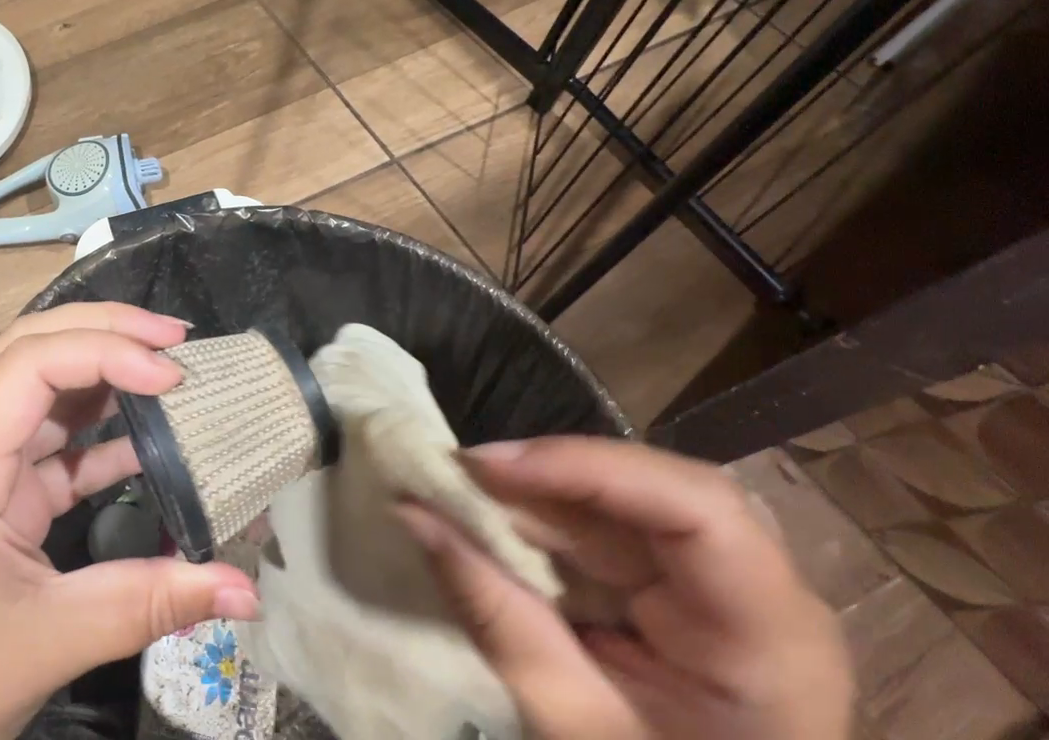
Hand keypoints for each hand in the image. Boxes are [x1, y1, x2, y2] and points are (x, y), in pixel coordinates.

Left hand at [0, 303, 259, 739]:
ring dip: (98, 373)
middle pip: (25, 353)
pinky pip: (48, 448)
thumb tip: (247, 591)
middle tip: (175, 337)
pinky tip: (148, 443)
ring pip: (36, 392)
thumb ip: (149, 603)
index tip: (172, 377)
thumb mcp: (49, 639)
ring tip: (166, 370)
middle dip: (100, 331)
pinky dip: (97, 437)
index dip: (103, 353)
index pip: (27, 366)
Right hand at [397, 436, 852, 739]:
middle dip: (547, 478)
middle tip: (455, 475)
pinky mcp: (689, 591)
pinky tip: (495, 524)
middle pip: (653, 494)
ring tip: (460, 497)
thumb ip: (494, 612)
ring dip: (536, 498)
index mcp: (769, 639)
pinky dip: (546, 526)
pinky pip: (611, 532)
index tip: (482, 465)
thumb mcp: (570, 720)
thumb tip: (410, 512)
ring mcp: (728, 587)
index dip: (586, 467)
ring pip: (623, 504)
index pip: (697, 508)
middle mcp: (764, 592)